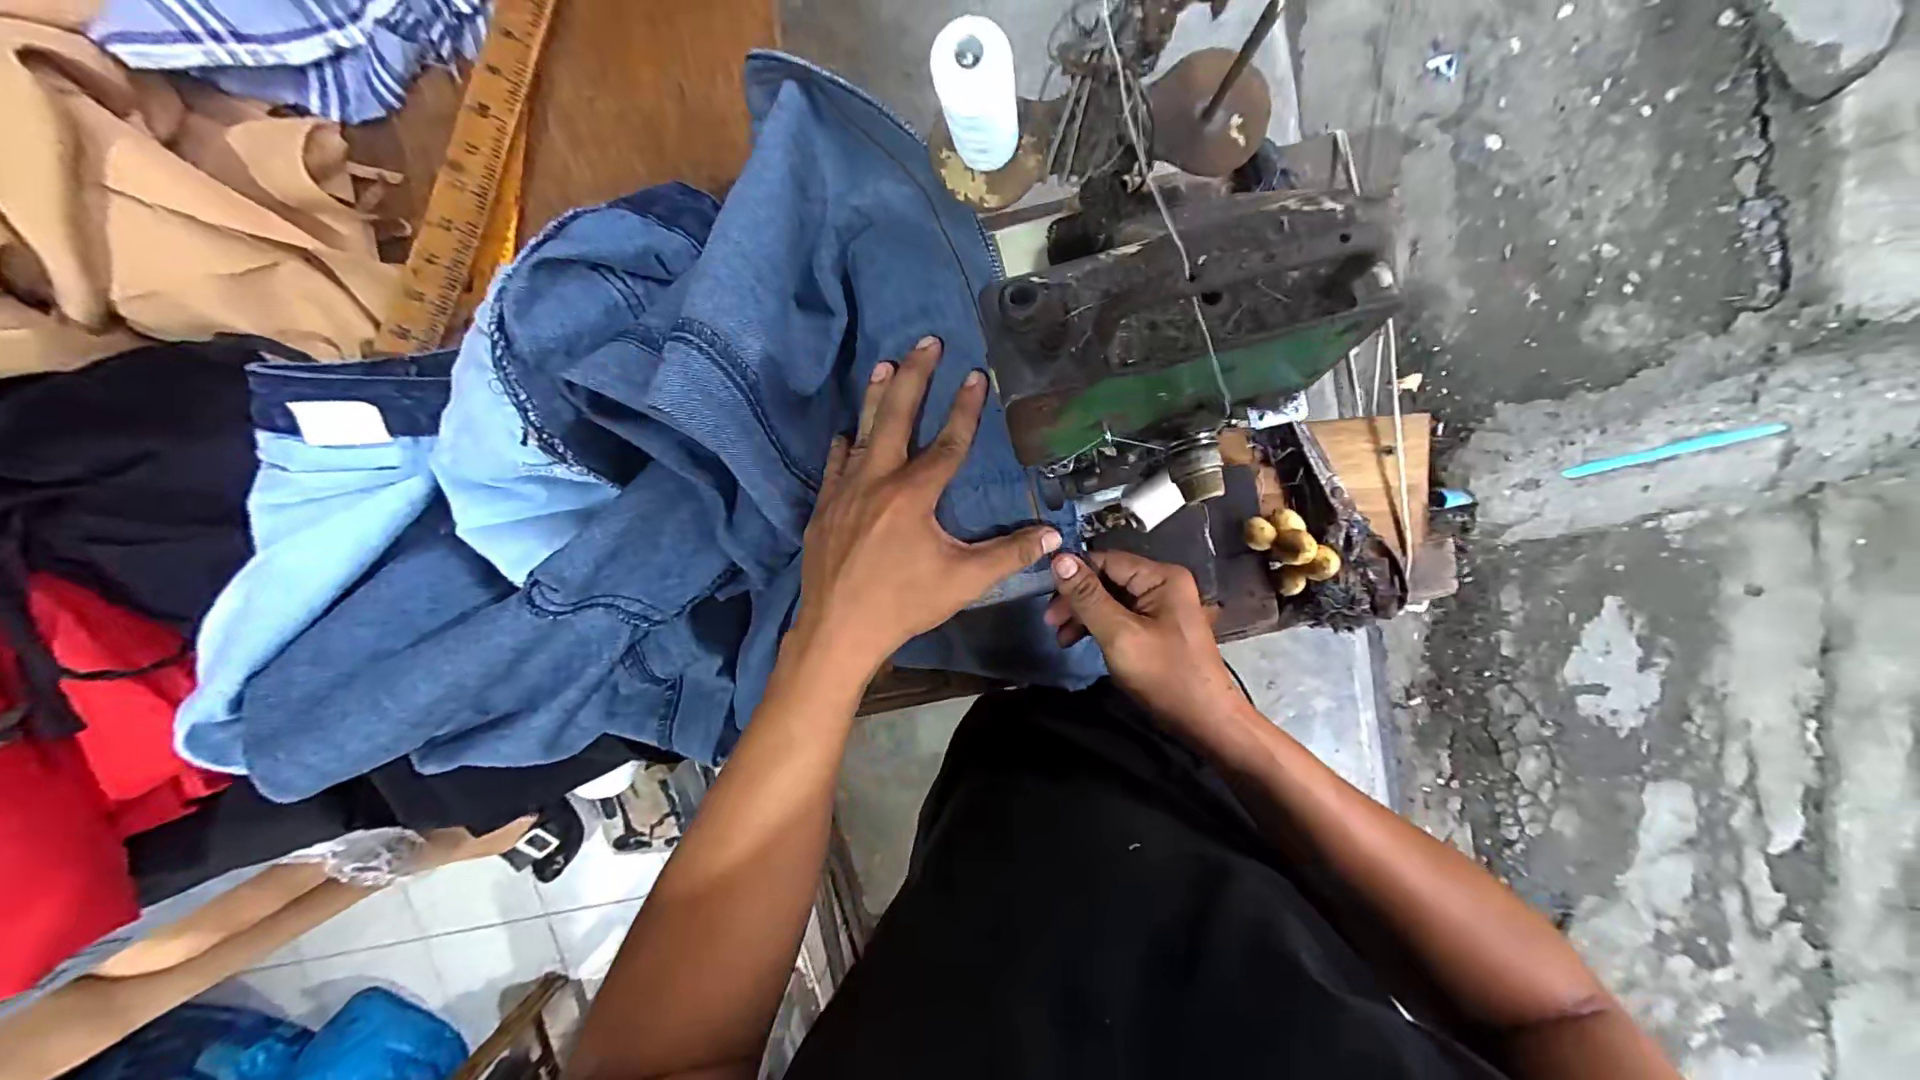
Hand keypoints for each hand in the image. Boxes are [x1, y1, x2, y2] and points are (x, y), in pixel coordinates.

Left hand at [790, 336, 1061, 680]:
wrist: (838, 629)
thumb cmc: (903, 604)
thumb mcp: (964, 581)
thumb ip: (1009, 554)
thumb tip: (1053, 537)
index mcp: (914, 494)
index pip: (948, 442)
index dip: (964, 407)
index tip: (974, 374)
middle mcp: (878, 480)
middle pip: (897, 416)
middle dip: (914, 376)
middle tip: (926, 341)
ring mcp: (845, 491)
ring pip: (862, 432)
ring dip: (874, 396)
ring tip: (883, 363)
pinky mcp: (824, 508)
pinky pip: (834, 465)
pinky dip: (843, 446)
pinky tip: (845, 433)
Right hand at [1045, 551, 1253, 736]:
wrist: (1203, 720)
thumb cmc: (1163, 674)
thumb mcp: (1119, 633)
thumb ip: (1087, 596)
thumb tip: (1059, 558)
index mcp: (1161, 576)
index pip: (1106, 560)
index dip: (1074, 574)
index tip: (1046, 599)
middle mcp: (1163, 583)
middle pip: (1107, 578)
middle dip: (1076, 598)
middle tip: (1051, 623)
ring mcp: (1161, 605)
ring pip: (1110, 598)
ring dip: (1083, 614)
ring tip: (1061, 638)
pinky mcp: (1156, 626)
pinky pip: (1119, 615)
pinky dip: (1097, 626)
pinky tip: (1080, 641)